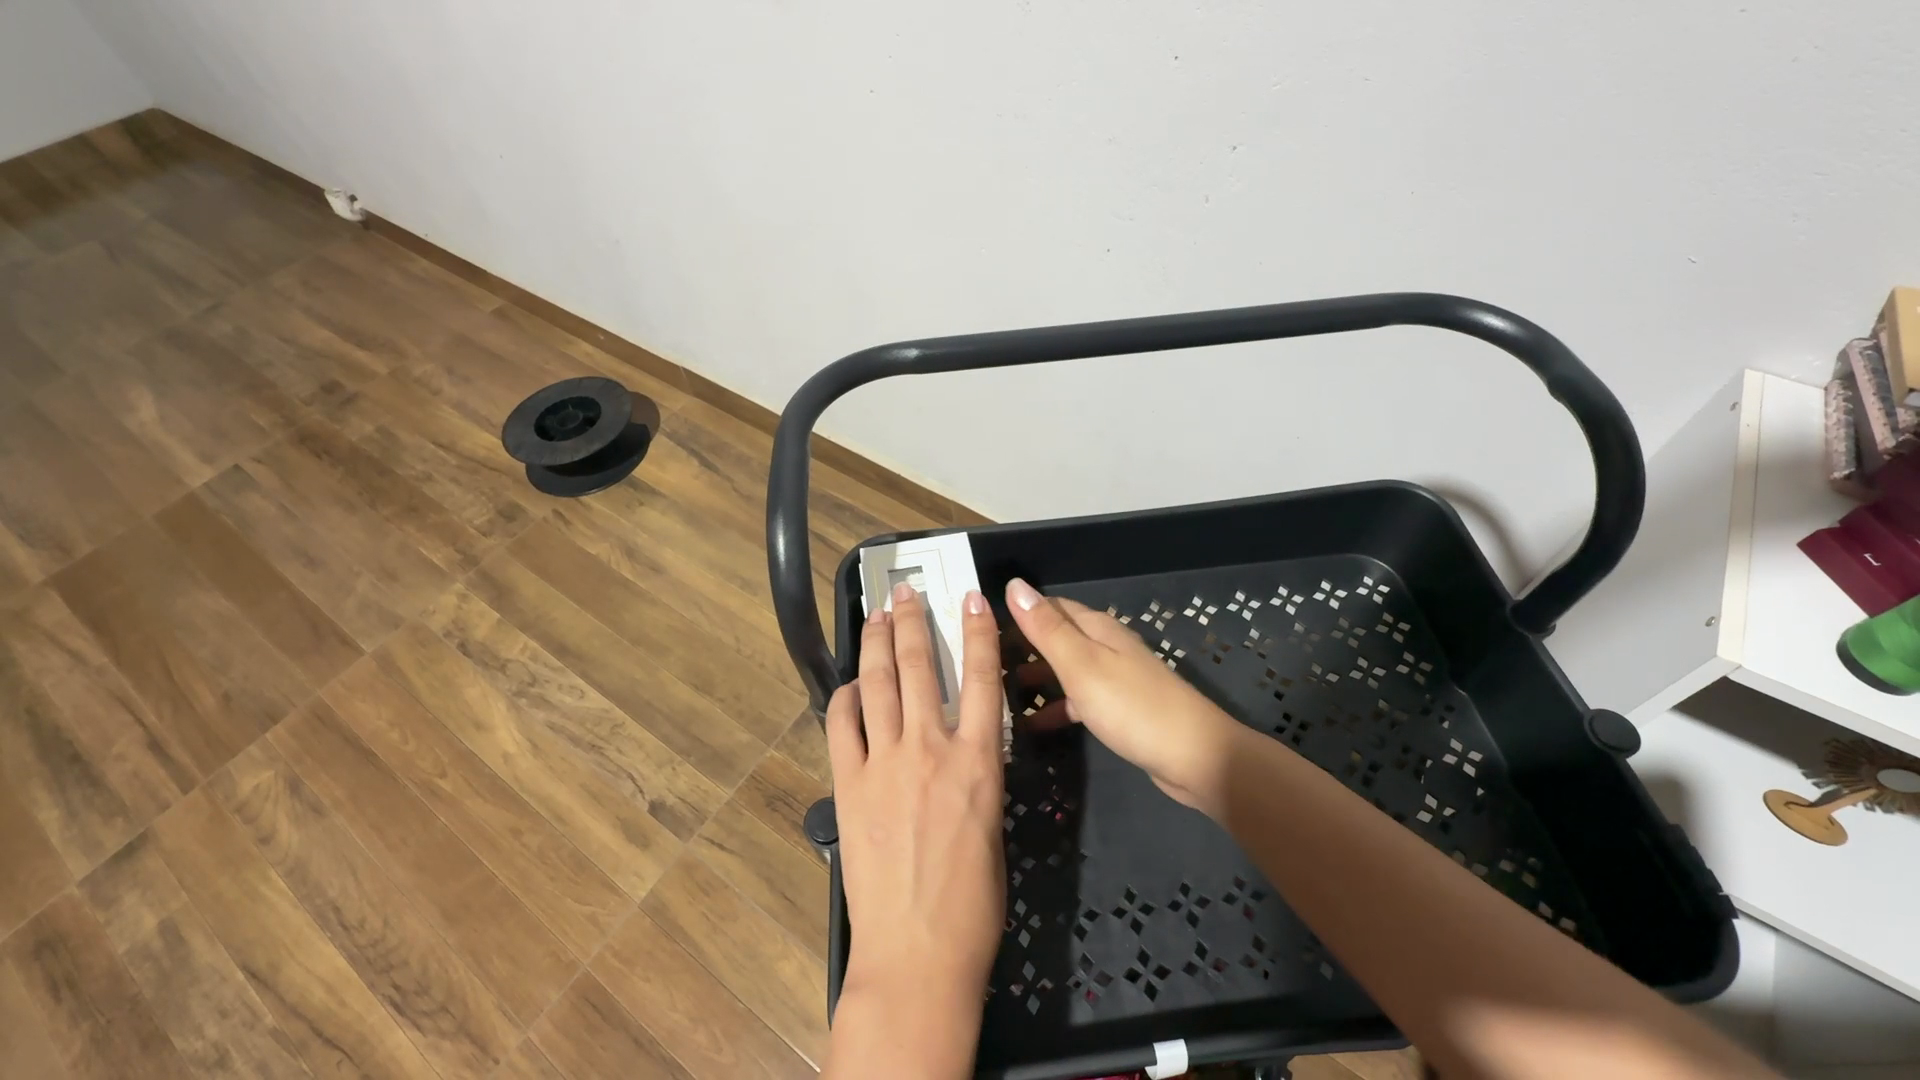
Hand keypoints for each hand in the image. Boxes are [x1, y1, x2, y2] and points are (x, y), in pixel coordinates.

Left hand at [826, 582, 1006, 1002]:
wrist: (917, 954)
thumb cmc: (971, 907)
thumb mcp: (994, 828)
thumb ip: (978, 779)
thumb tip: (964, 753)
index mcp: (977, 764)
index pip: (982, 679)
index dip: (978, 632)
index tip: (971, 599)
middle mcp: (931, 751)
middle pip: (920, 668)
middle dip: (913, 622)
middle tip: (906, 592)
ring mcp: (885, 765)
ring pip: (880, 685)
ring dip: (877, 644)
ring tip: (877, 615)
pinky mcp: (850, 785)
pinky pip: (844, 726)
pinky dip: (847, 698)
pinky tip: (852, 685)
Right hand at [1005, 577, 1247, 817]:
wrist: (1194, 757)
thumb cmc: (1132, 706)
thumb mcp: (1081, 664)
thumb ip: (1046, 628)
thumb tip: (1014, 585)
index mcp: (1097, 629)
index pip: (1050, 607)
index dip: (1017, 612)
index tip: (979, 625)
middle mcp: (1106, 646)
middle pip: (1057, 638)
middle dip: (1021, 647)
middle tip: (982, 664)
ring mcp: (1114, 679)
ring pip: (1065, 670)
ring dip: (1035, 679)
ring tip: (997, 694)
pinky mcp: (1119, 710)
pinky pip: (1077, 700)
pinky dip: (1054, 707)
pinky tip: (1032, 726)